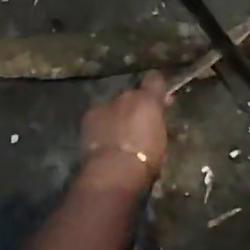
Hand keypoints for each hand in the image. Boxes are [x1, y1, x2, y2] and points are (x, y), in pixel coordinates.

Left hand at [76, 71, 167, 192]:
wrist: (113, 171)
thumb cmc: (146, 161)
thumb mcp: (161, 140)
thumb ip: (157, 121)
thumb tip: (157, 113)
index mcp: (148, 100)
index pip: (154, 78)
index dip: (155, 88)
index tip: (157, 99)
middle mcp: (126, 95)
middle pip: (131, 94)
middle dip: (134, 105)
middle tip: (135, 124)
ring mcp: (105, 104)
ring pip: (113, 104)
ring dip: (116, 114)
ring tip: (116, 134)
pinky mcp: (89, 115)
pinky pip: (98, 115)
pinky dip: (100, 123)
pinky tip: (101, 138)